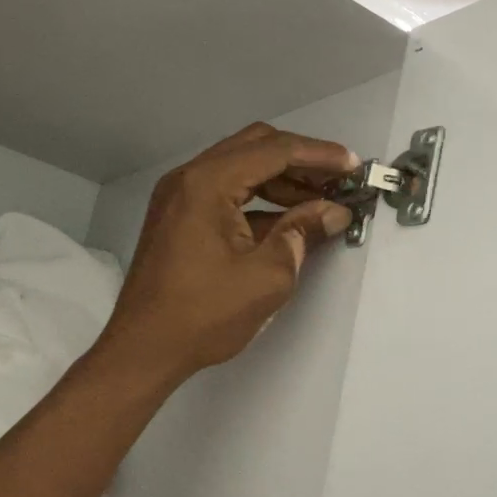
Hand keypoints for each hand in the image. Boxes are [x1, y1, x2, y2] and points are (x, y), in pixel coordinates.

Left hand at [96, 123, 359, 387]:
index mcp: (207, 183)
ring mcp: (178, 196)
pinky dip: (256, 199)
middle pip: (254, 148)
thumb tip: (332, 211)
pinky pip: (222, 191)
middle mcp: (188, 178)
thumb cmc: (203, 315)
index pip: (274, 151)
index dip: (319, 155)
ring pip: (238, 168)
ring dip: (279, 180)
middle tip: (337, 181)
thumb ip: (302, 233)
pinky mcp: (176, 217)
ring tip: (319, 203)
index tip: (353, 166)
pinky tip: (287, 220)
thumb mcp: (267, 276)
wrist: (142, 349)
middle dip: (299, 161)